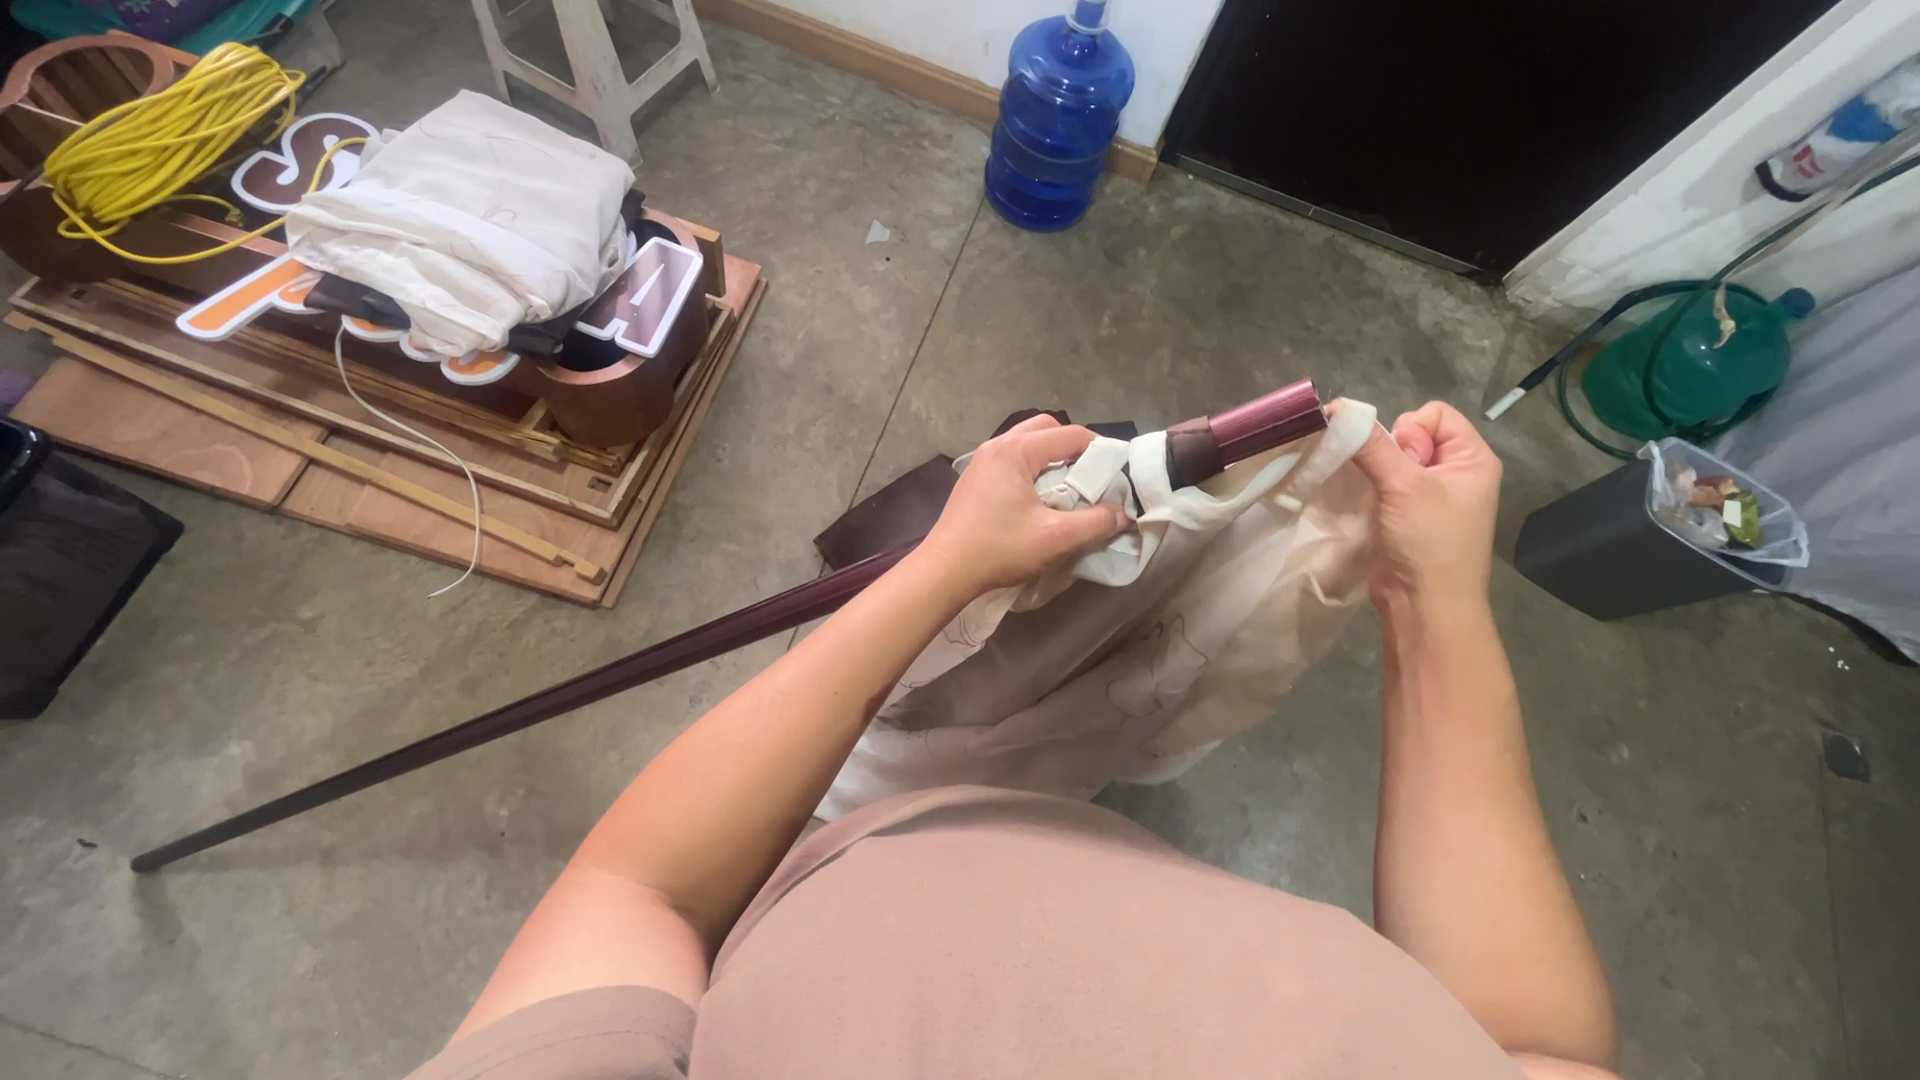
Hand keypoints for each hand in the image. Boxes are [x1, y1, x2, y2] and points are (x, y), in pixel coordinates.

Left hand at [913, 414, 1129, 598]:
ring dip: (1052, 459)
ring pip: (1027, 444)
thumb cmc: (998, 549)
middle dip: (1073, 448)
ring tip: (1068, 489)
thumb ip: (1095, 523)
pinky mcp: (975, 480)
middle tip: (1091, 477)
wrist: (945, 571)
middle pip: (1046, 430)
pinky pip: (1013, 461)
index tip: (1117, 473)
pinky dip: (1033, 470)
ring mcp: (982, 462)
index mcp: (1015, 451)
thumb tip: (1122, 514)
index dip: (1099, 450)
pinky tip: (1041, 500)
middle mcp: (997, 447)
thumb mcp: (1055, 538)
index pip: (1070, 435)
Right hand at [1348, 400, 1501, 610]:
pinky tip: (1364, 503)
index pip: (1434, 413)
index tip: (1403, 463)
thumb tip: (1338, 410)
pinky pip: (1381, 482)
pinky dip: (1367, 487)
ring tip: (1376, 497)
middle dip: (1389, 452)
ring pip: (1390, 459)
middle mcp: (1454, 471)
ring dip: (1373, 471)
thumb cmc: (1429, 541)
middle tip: (1391, 485)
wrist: (1424, 603)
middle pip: (1409, 434)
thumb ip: (1372, 445)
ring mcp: (1428, 494)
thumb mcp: (1404, 486)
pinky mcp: (1403, 513)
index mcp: (1472, 458)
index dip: (1410, 430)